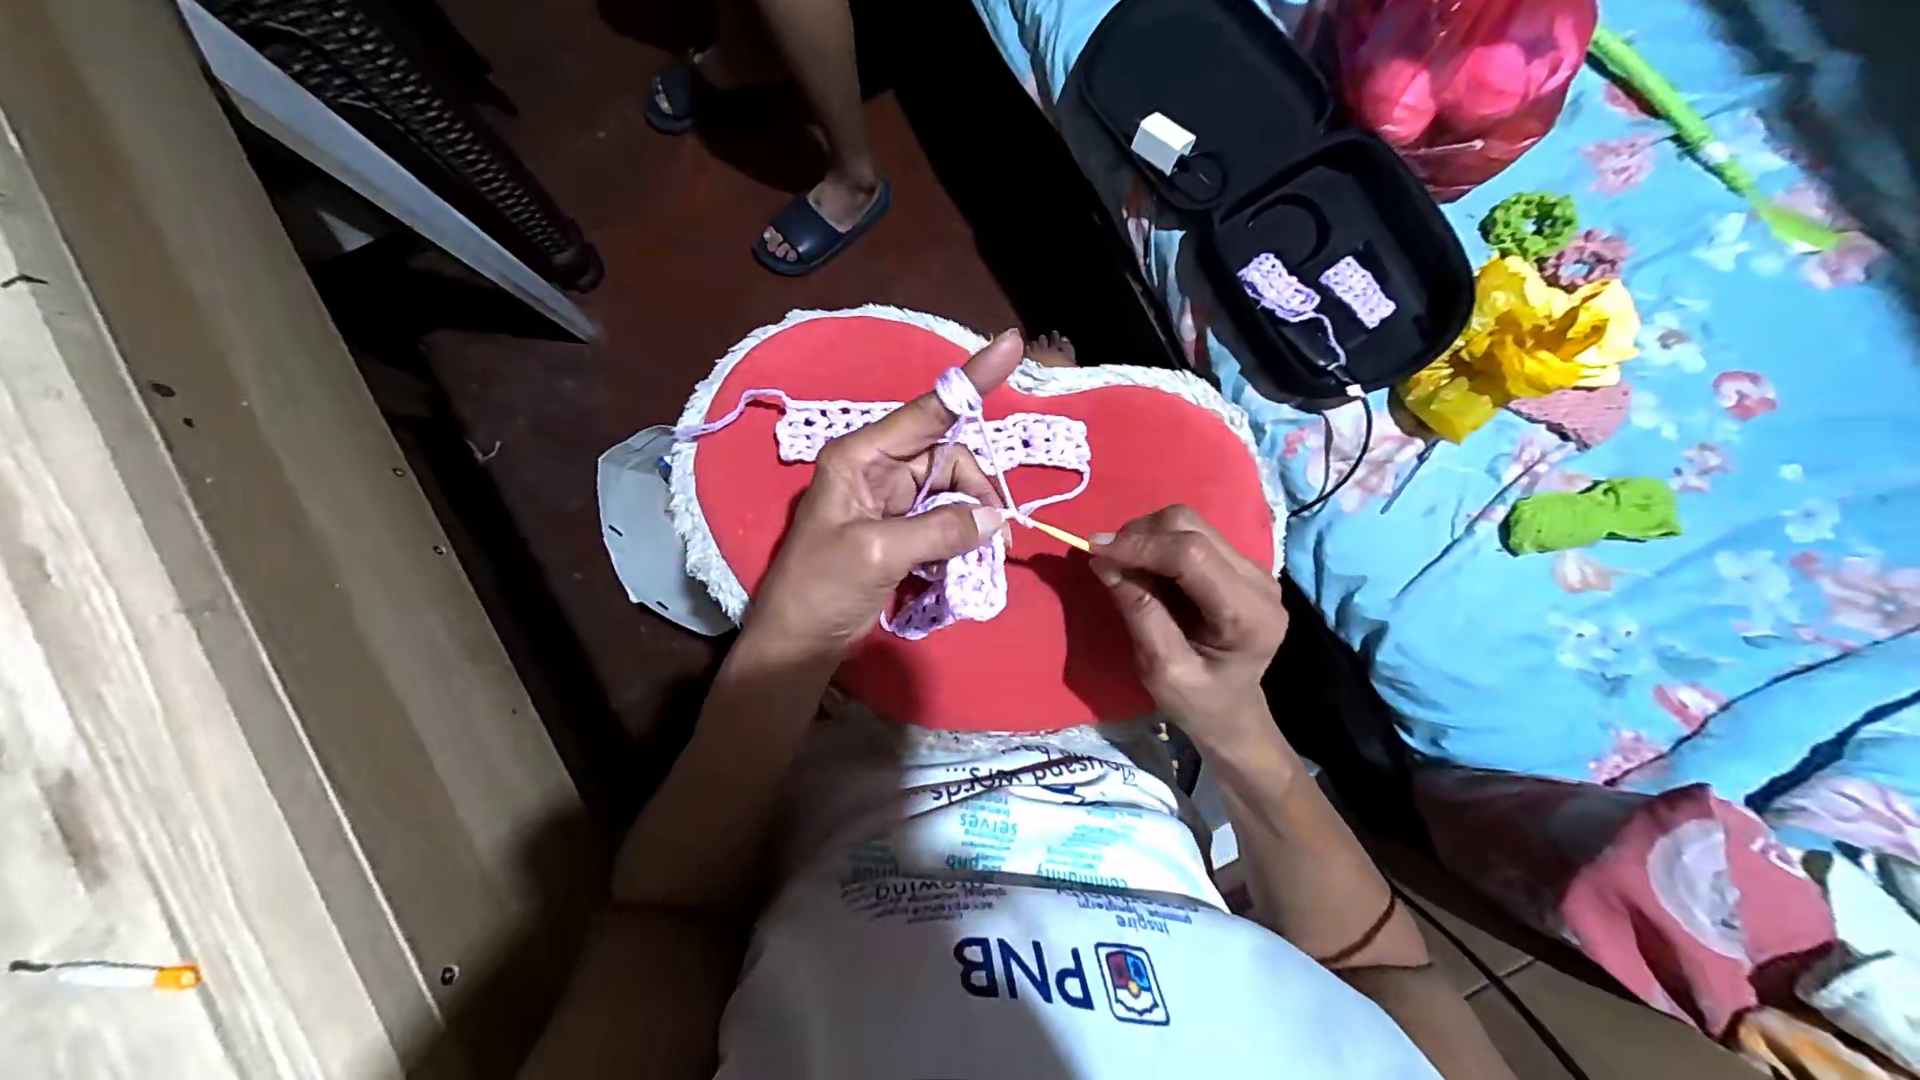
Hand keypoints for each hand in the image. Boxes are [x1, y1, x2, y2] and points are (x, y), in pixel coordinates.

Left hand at [746, 330, 1023, 652]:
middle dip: (978, 489)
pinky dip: (963, 537)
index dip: (972, 380)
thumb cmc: (821, 587)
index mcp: (861, 456)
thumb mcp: (880, 552)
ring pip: (953, 492)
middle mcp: (879, 468)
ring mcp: (892, 500)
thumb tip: (995, 517)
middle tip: (999, 533)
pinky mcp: (902, 529)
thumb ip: (941, 528)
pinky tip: (966, 562)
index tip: (1010, 345)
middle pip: (950, 457)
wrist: (799, 641)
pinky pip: (947, 519)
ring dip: (975, 519)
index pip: (927, 410)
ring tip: (985, 556)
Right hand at [1090, 505, 1289, 750]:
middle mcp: (1259, 581)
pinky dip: (1157, 542)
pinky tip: (1144, 568)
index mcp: (1249, 614)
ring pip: (1189, 522)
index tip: (1093, 551)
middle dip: (1140, 536)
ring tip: (1124, 565)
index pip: (1191, 555)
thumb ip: (1138, 612)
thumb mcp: (1161, 669)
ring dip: (1146, 536)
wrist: (1231, 713)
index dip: (1139, 546)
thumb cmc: (1197, 702)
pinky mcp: (1237, 563)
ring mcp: (1252, 568)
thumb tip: (1103, 562)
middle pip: (1191, 527)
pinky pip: (1191, 533)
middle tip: (1107, 561)